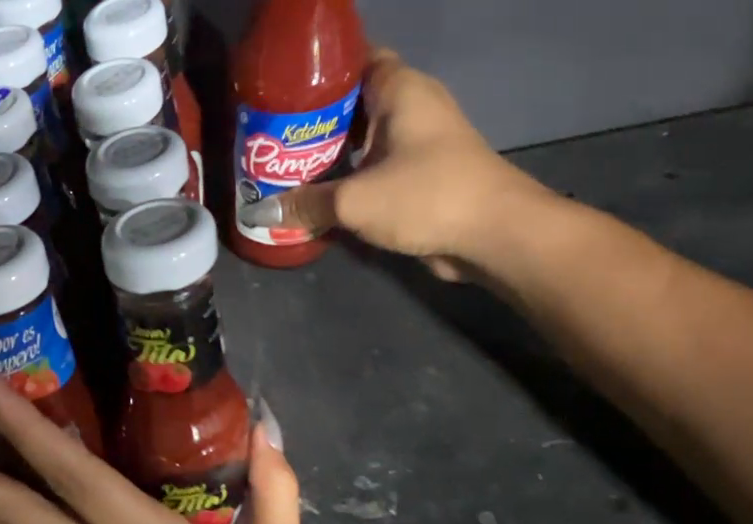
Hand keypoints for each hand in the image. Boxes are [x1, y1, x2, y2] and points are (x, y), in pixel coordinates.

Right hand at [238, 48, 554, 279]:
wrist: (490, 234)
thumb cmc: (425, 196)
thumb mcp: (355, 201)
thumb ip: (307, 204)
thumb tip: (261, 212)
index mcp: (400, 90)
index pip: (357, 61)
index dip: (321, 73)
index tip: (283, 94)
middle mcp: (412, 109)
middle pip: (355, 104)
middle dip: (316, 122)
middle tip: (272, 141)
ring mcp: (419, 145)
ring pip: (364, 142)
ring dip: (331, 157)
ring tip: (287, 171)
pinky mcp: (422, 178)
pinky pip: (376, 171)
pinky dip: (350, 181)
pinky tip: (320, 200)